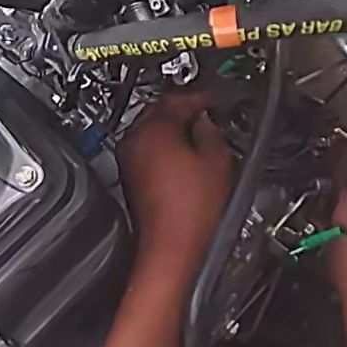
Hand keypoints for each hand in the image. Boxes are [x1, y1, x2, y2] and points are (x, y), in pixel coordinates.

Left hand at [117, 92, 233, 279]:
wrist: (173, 249)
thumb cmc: (192, 212)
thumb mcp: (217, 161)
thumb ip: (212, 131)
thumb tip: (207, 121)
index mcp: (154, 131)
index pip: (179, 99)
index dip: (203, 97)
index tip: (216, 99)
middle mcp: (134, 142)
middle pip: (161, 112)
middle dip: (186, 110)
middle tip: (210, 112)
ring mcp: (130, 161)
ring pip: (154, 132)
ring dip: (176, 130)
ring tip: (202, 135)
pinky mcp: (133, 180)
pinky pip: (151, 152)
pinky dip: (168, 149)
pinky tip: (188, 158)